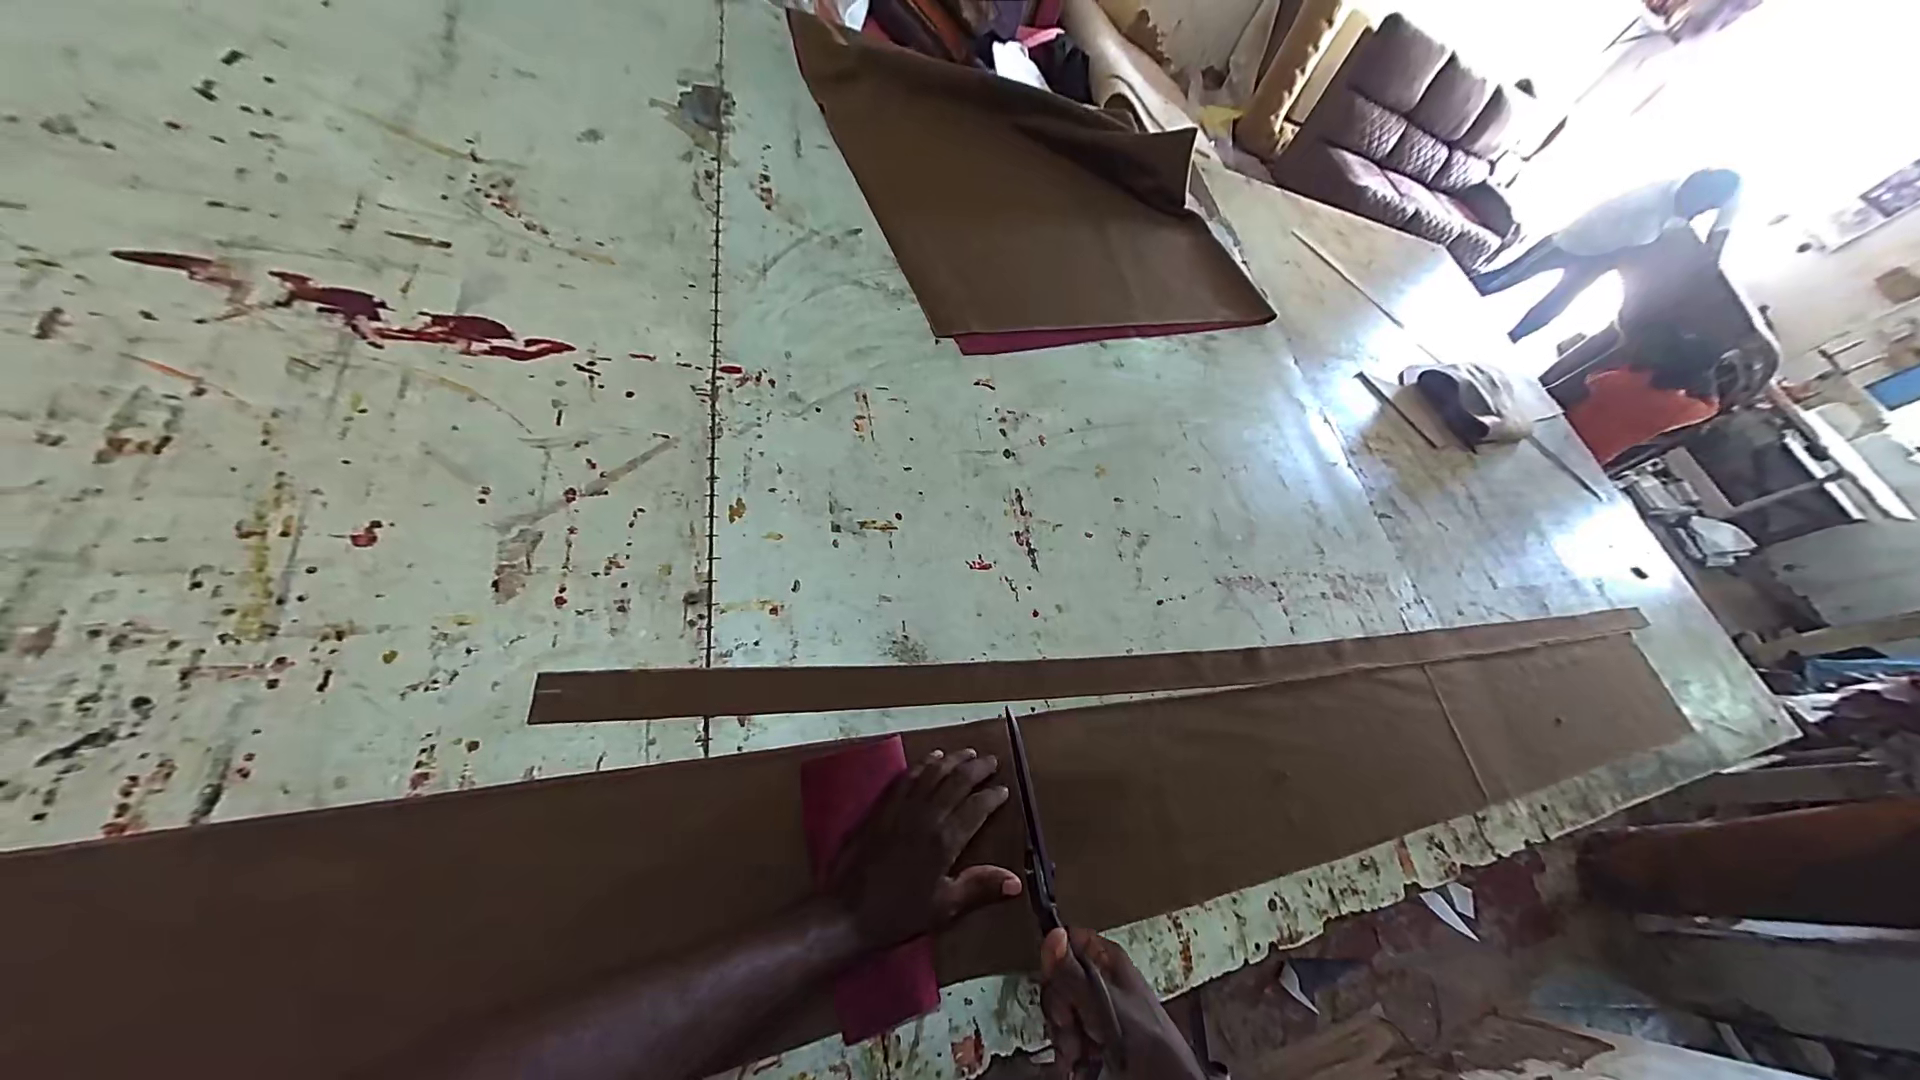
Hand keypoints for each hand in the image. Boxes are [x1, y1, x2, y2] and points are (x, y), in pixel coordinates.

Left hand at [826, 748, 1022, 949]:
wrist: (848, 911)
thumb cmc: (899, 914)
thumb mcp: (944, 908)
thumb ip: (979, 888)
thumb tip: (1016, 881)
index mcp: (945, 841)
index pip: (976, 808)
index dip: (992, 796)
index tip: (1004, 789)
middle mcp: (927, 816)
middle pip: (957, 782)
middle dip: (977, 768)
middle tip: (992, 760)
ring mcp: (903, 808)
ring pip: (933, 774)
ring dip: (952, 760)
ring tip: (967, 752)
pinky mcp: (884, 807)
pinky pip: (907, 778)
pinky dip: (923, 765)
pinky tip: (931, 760)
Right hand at [1040, 928, 1205, 1079]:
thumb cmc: (1147, 1043)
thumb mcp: (1104, 1003)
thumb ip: (1074, 972)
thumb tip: (1053, 934)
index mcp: (1108, 960)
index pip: (1069, 941)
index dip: (1055, 959)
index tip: (1055, 980)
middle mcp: (1102, 980)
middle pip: (1060, 978)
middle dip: (1059, 1007)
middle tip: (1070, 1024)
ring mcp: (1098, 1010)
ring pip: (1061, 1009)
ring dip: (1063, 1033)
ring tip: (1078, 1050)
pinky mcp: (1095, 1037)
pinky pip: (1068, 1033)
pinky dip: (1068, 1049)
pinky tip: (1077, 1061)